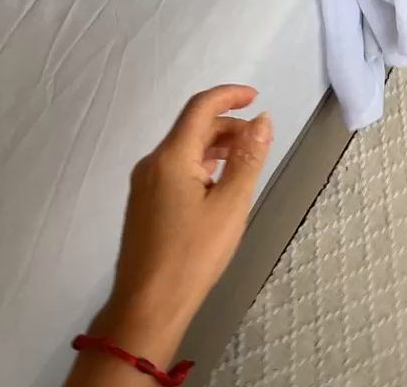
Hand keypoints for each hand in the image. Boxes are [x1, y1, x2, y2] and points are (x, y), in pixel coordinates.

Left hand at [89, 85, 271, 370]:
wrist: (146, 311)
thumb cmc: (192, 256)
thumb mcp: (231, 205)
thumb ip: (248, 157)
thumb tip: (262, 119)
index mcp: (171, 157)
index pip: (201, 107)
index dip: (230, 95)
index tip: (256, 97)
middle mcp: (152, 163)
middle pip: (193, 127)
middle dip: (228, 125)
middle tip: (259, 142)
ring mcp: (144, 184)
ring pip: (185, 148)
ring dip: (217, 146)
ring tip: (245, 163)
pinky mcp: (144, 204)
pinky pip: (176, 167)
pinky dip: (202, 164)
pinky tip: (219, 185)